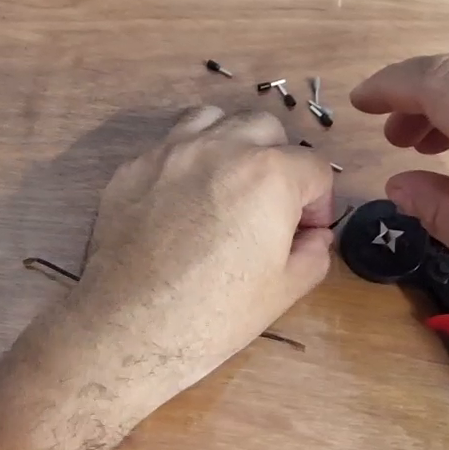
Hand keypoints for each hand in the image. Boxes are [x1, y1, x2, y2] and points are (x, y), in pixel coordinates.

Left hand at [45, 107, 334, 411]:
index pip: (314, 168)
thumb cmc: (213, 315)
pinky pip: (168, 148)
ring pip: (213, 121)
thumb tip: (314, 236)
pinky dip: (185, 164)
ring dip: (230, 145)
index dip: (317, 203)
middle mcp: (220, 148)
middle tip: (270, 207)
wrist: (131, 329)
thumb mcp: (283, 291)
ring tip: (226, 185)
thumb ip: (312, 253)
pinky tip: (181, 203)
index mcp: (269, 175)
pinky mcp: (132, 169)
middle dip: (278, 162)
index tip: (306, 232)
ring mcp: (170, 153)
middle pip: (265, 129)